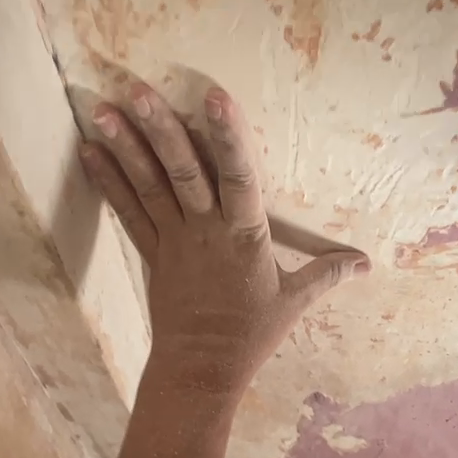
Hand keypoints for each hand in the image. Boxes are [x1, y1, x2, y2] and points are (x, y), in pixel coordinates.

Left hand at [81, 84, 368, 398]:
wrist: (201, 369)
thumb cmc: (251, 335)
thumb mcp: (295, 302)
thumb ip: (328, 274)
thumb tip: (368, 263)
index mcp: (244, 236)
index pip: (240, 178)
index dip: (230, 138)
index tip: (217, 98)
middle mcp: (205, 231)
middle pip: (183, 173)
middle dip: (161, 130)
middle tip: (138, 88)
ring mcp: (173, 241)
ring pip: (149, 187)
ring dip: (127, 146)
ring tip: (104, 107)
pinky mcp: (152, 254)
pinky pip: (128, 213)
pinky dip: (109, 183)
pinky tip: (90, 151)